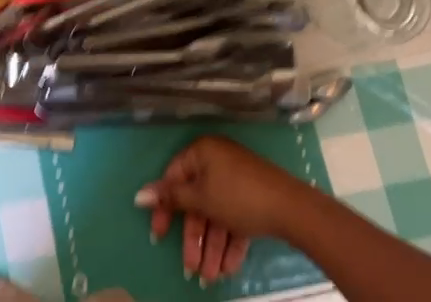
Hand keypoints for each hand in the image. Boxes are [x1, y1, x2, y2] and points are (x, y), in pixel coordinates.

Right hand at [134, 136, 314, 285]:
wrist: (292, 209)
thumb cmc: (238, 197)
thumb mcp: (201, 199)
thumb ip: (171, 198)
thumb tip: (139, 195)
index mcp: (202, 153)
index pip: (174, 178)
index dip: (164, 208)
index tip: (157, 235)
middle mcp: (217, 162)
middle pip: (197, 203)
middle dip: (194, 238)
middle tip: (190, 268)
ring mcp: (237, 181)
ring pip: (216, 216)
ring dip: (212, 247)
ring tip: (210, 277)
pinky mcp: (253, 199)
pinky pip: (234, 220)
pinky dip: (230, 242)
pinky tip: (228, 269)